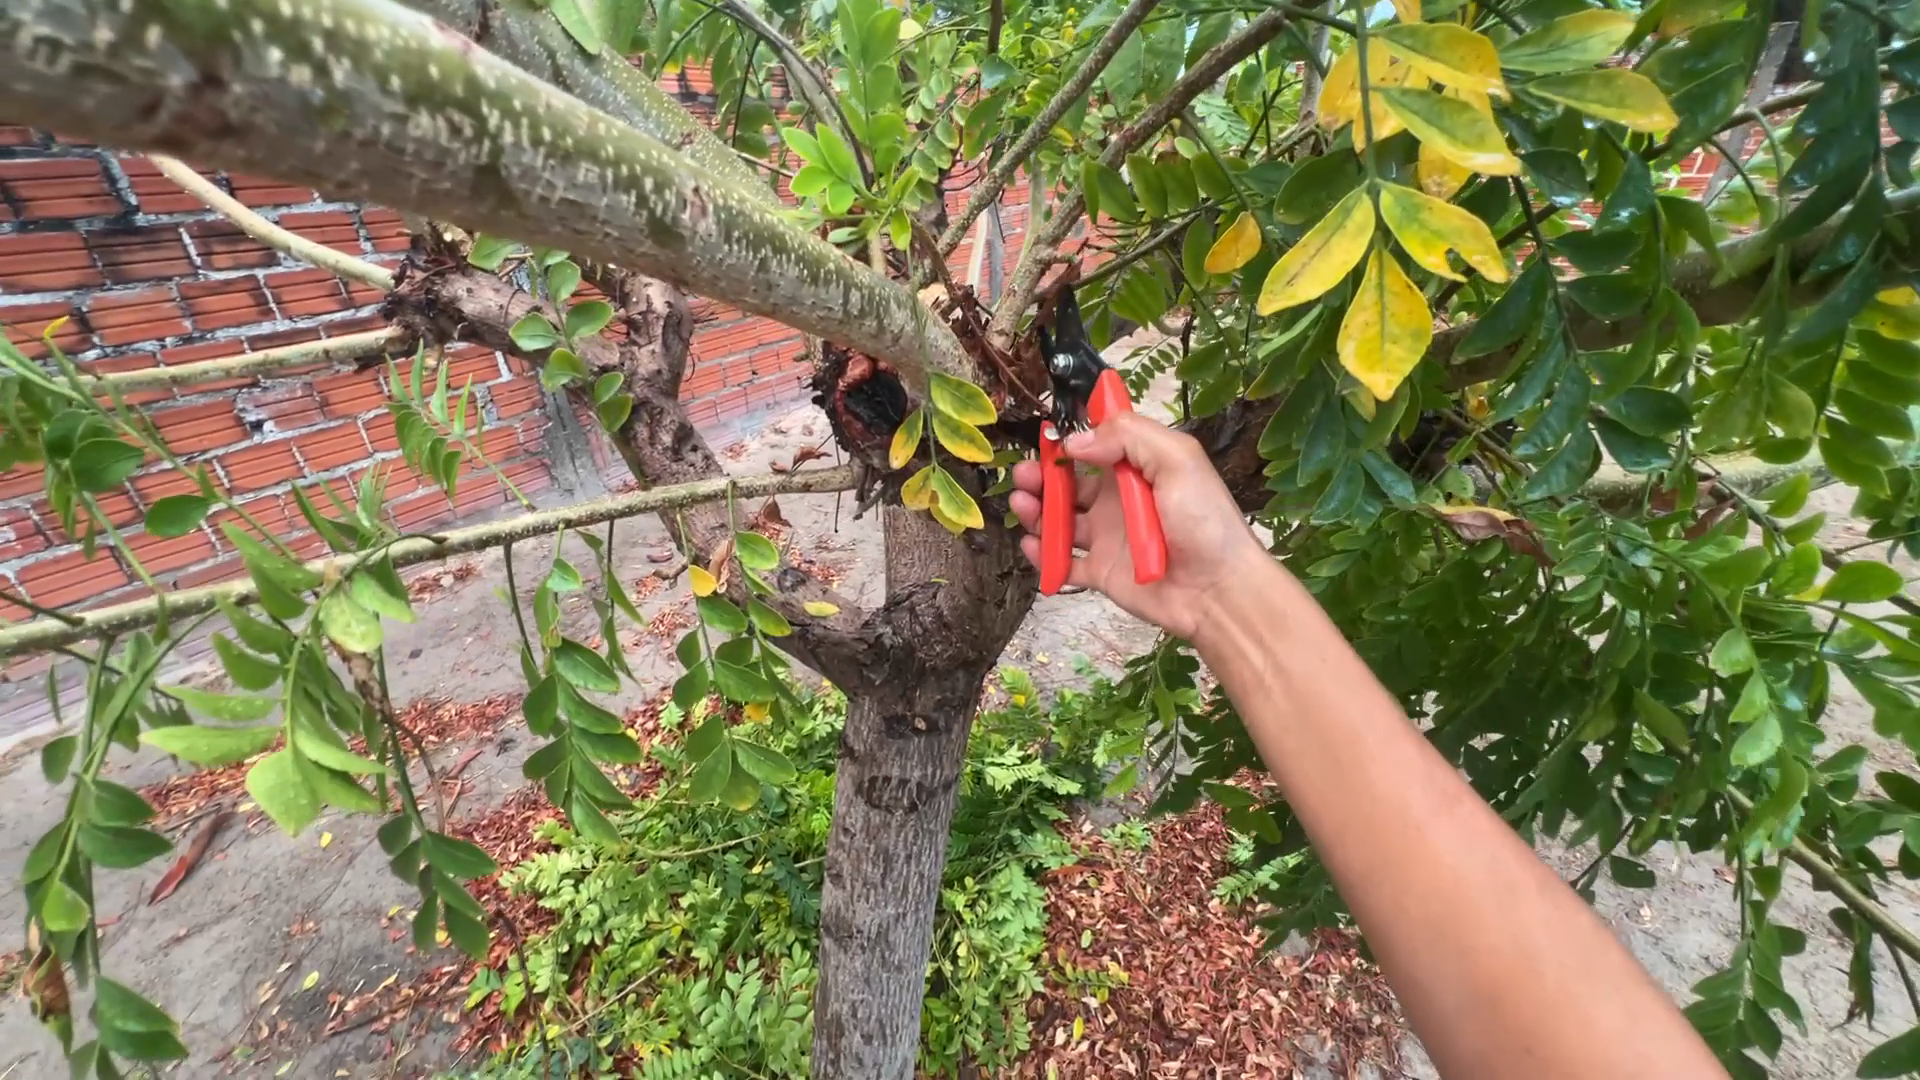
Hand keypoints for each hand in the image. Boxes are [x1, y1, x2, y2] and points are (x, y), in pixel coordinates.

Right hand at [1010, 411, 1273, 640]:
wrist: (1217, 589)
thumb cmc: (1205, 520)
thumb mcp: (1177, 459)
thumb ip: (1128, 437)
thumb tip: (1074, 442)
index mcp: (1135, 470)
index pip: (1094, 447)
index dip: (1068, 441)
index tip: (1047, 438)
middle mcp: (1116, 502)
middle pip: (1067, 485)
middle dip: (1040, 477)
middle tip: (1023, 474)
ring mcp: (1106, 538)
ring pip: (1058, 521)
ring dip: (1035, 511)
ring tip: (1022, 504)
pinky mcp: (1100, 572)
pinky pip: (1061, 562)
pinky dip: (1042, 554)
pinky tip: (1033, 543)